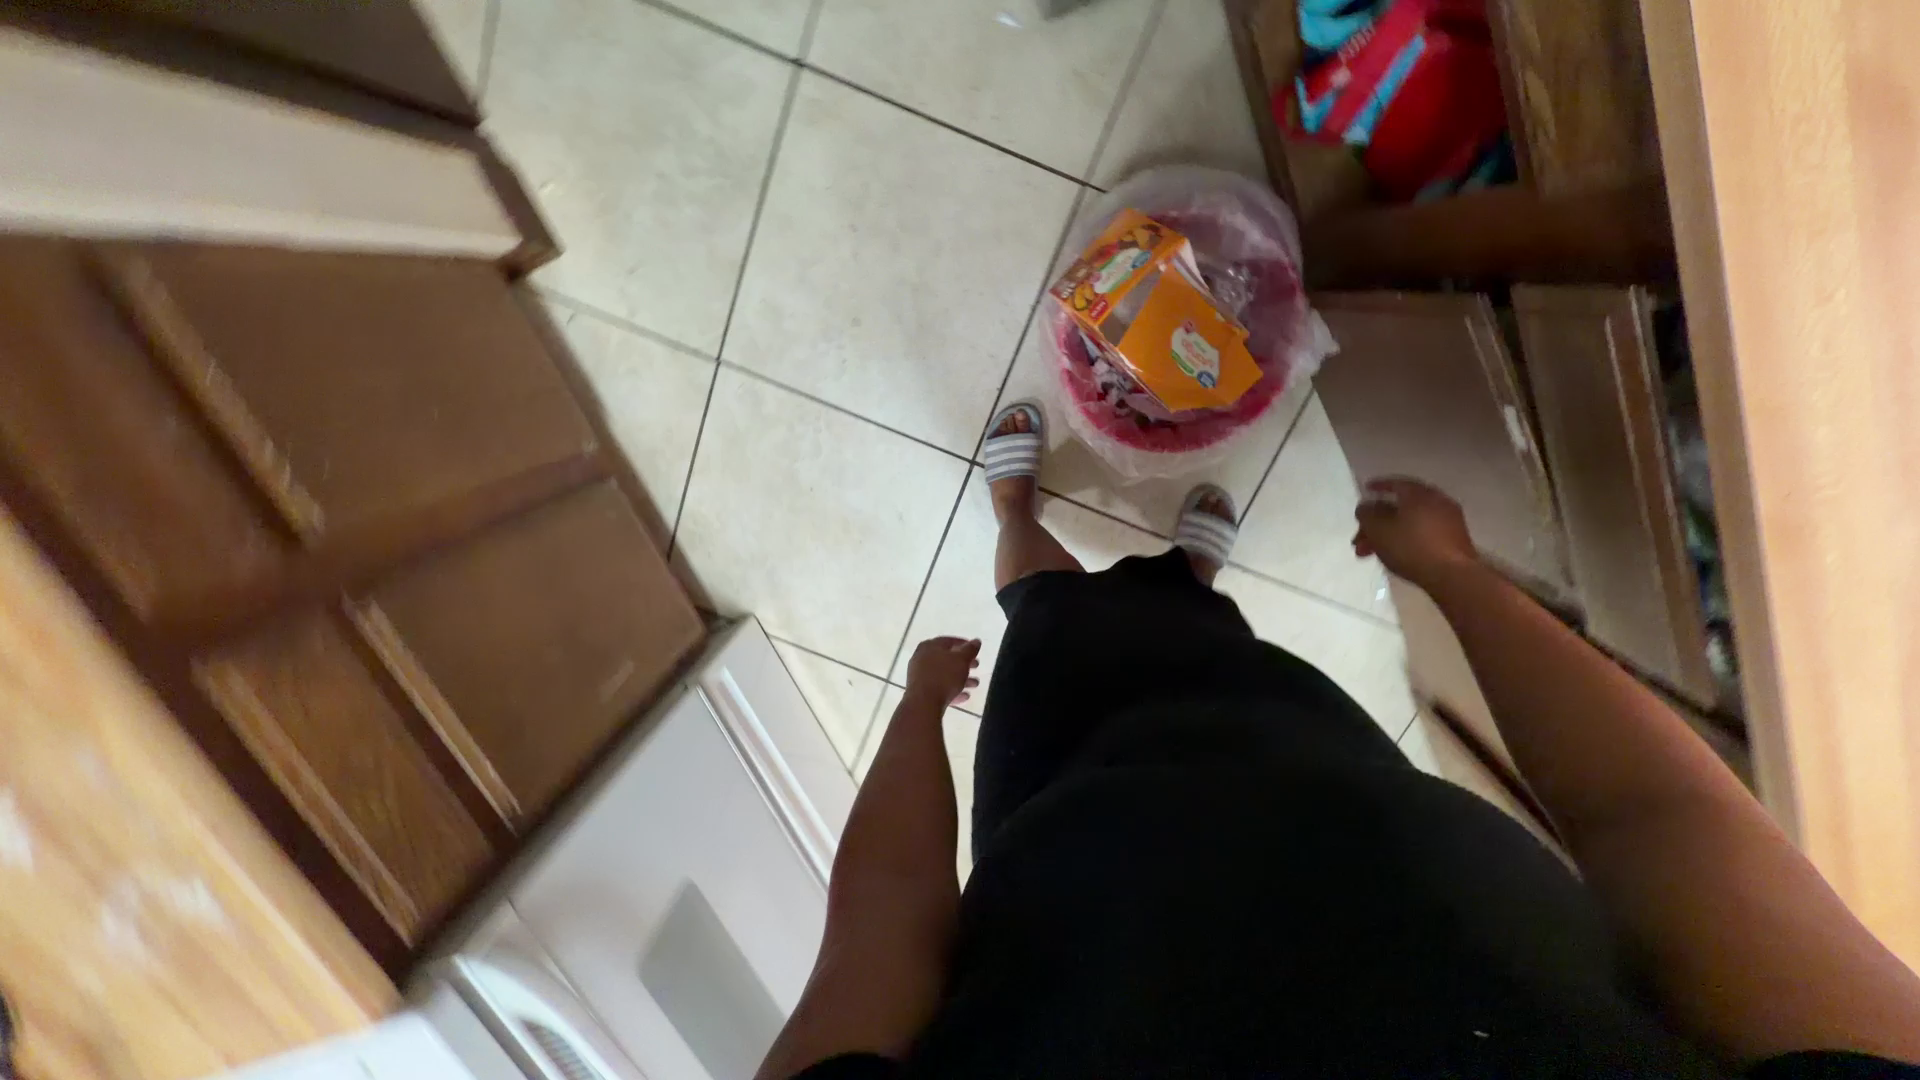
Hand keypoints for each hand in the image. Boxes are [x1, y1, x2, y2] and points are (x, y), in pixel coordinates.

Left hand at [904, 637, 981, 706]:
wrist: (923, 703)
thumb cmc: (943, 676)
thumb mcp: (962, 660)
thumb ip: (970, 650)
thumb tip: (976, 641)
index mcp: (930, 646)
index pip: (948, 641)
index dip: (963, 644)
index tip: (975, 650)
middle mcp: (921, 658)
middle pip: (946, 659)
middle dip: (963, 663)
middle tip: (976, 666)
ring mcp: (919, 676)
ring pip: (943, 674)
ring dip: (960, 678)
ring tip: (975, 684)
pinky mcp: (920, 692)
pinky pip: (939, 688)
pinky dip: (952, 690)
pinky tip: (964, 696)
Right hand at [1352, 477, 1479, 588]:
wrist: (1452, 575)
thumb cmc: (1410, 547)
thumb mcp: (1377, 529)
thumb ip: (1366, 514)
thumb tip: (1366, 507)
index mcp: (1419, 494)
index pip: (1396, 483)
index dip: (1378, 486)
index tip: (1366, 490)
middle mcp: (1437, 502)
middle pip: (1401, 507)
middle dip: (1377, 522)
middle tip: (1360, 538)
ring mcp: (1449, 521)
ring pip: (1410, 522)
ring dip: (1389, 534)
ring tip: (1372, 553)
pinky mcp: (1454, 539)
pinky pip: (1424, 533)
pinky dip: (1406, 539)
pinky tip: (1395, 554)